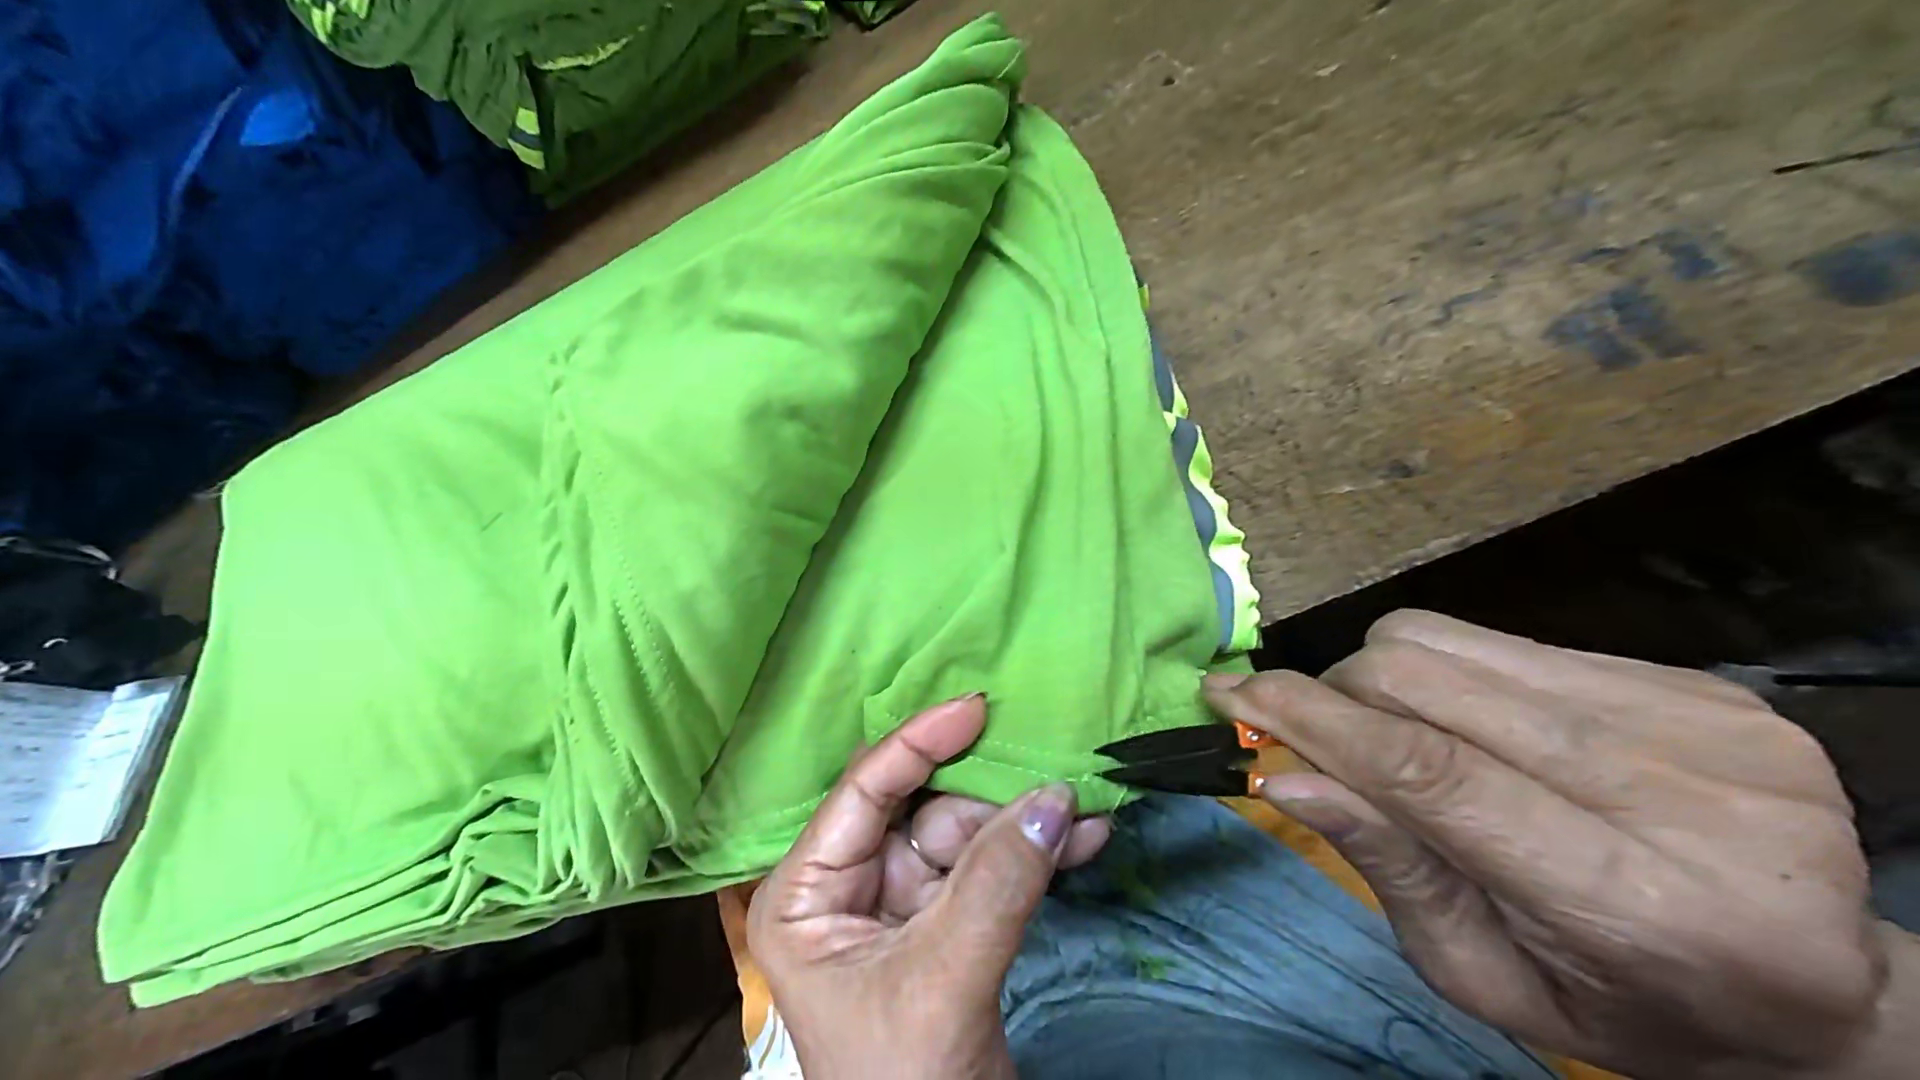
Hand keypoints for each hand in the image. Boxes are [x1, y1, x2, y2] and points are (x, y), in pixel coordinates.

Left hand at [747, 694, 1108, 1079]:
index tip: (975, 708)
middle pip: (923, 809)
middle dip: (988, 797)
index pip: (863, 792)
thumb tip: (1051, 797)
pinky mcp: (944, 922)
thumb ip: (996, 885)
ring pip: (966, 835)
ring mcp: (899, 902)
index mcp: (808, 892)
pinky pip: (990, 868)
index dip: (918, 742)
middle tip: (1050, 779)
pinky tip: (1083, 842)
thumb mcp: (942, 982)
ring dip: (1024, 826)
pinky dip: (1033, 855)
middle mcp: (847, 884)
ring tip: (1082, 816)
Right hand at [1206, 611, 1897, 1079]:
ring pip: (1448, 641)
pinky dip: (1449, 674)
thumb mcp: (1479, 975)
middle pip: (1425, 682)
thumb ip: (1385, 865)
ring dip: (1384, 677)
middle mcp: (1689, 797)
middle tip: (1318, 731)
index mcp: (1640, 908)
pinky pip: (1499, 640)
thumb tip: (1282, 775)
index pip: (1428, 771)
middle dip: (1334, 692)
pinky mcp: (1700, 683)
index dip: (1310, 719)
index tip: (1228, 692)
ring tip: (1403, 731)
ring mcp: (1704, 721)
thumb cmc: (1619, 1009)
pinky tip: (1480, 724)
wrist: (1820, 995)